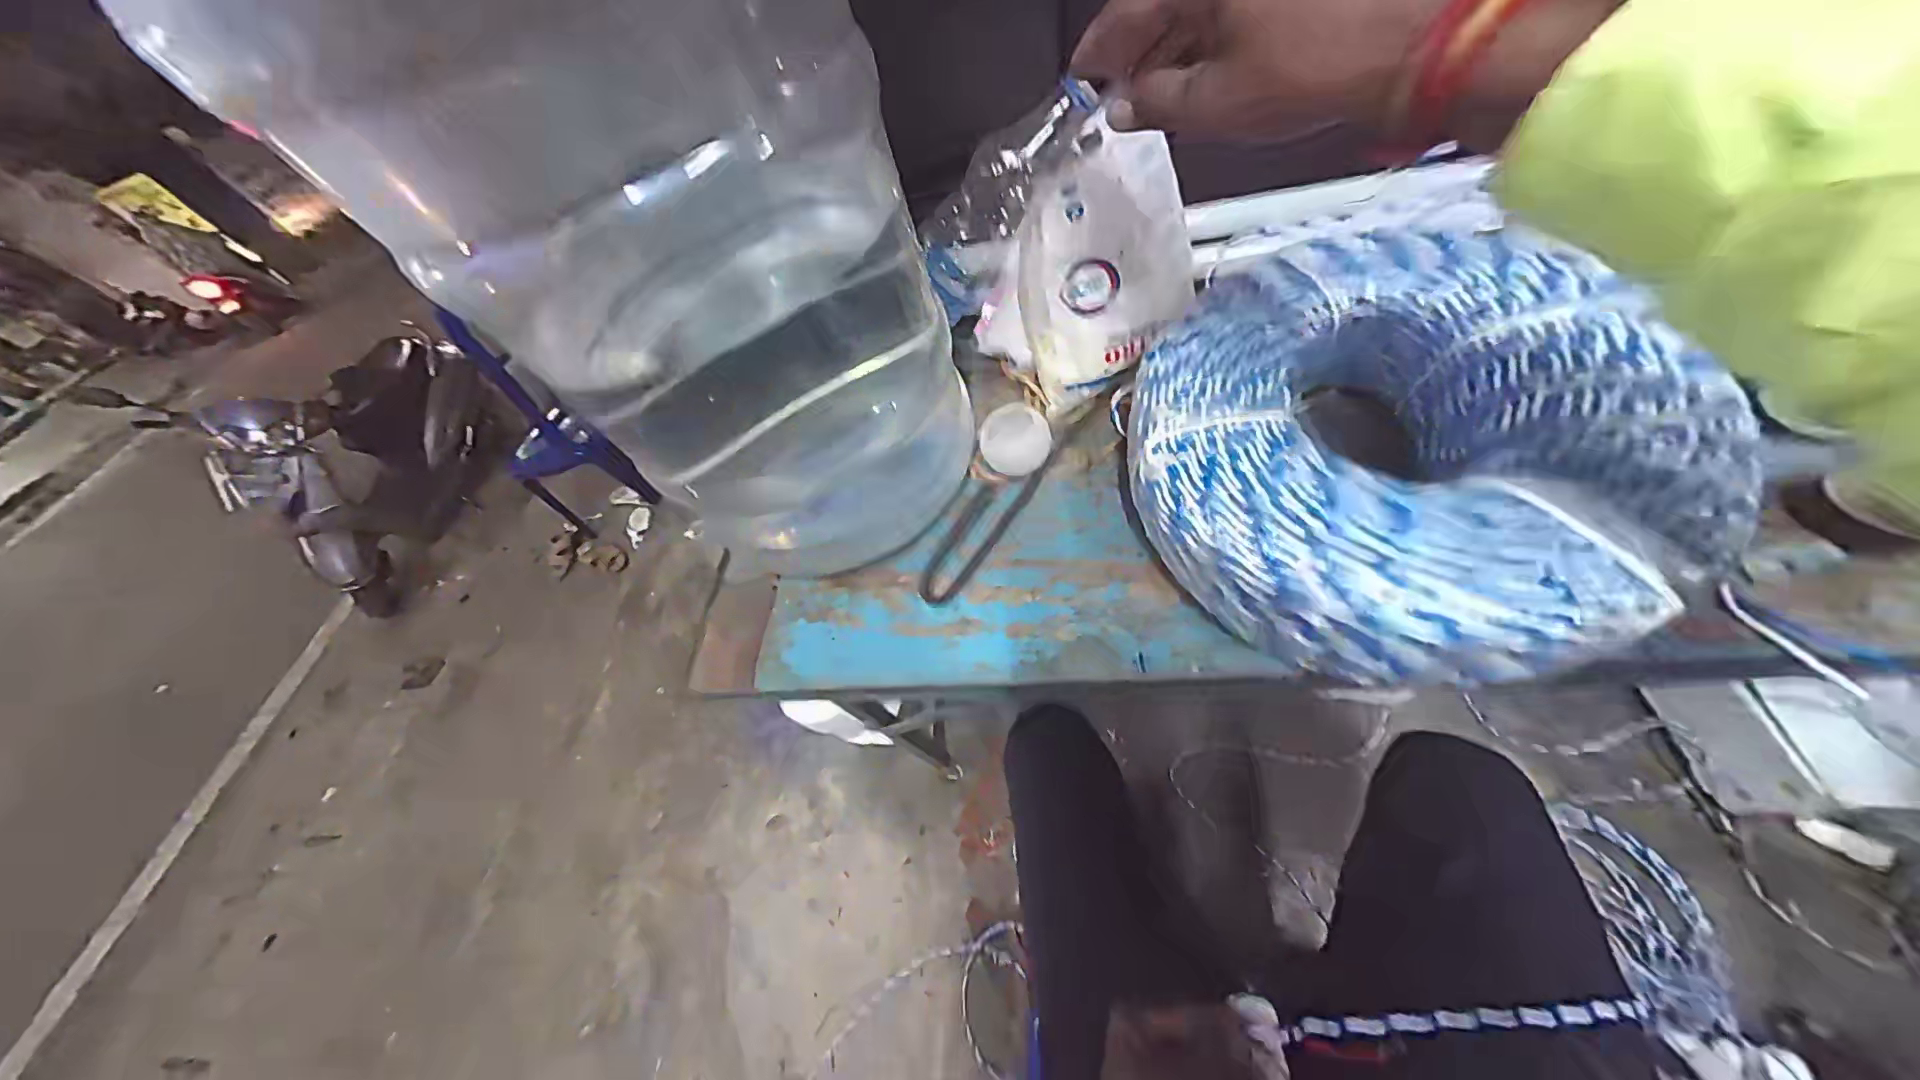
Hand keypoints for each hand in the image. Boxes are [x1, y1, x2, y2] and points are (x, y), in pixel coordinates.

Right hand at [1071, 0, 1621, 149]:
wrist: (1420, 40)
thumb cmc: (1316, 66)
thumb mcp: (1217, 102)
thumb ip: (1157, 102)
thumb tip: (1124, 105)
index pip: (1126, 14)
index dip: (1099, 51)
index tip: (1083, 74)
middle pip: (1164, 3)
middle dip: (1138, 48)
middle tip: (1119, 87)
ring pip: (1202, 3)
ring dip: (1176, 43)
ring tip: (1160, 86)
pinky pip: (1236, 6)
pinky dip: (1215, 34)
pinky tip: (1208, 64)